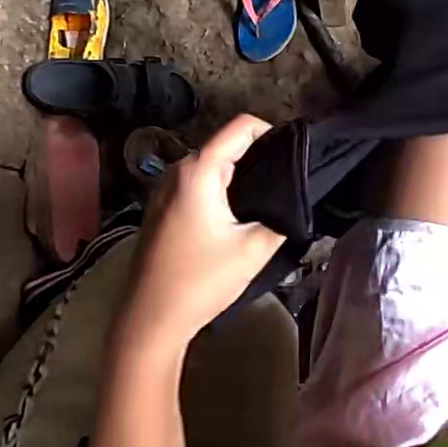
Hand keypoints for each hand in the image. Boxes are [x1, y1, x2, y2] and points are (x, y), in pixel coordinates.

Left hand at [122, 114, 286, 349]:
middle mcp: (178, 171)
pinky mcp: (162, 207)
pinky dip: (223, 186)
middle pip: (226, 143)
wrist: (150, 319)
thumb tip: (297, 200)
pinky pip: (199, 182)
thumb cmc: (202, 281)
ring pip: (213, 163)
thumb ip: (282, 217)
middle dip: (260, 153)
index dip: (273, 132)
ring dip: (241, 172)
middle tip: (289, 179)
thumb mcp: (255, 249)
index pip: (241, 127)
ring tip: (270, 196)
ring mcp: (165, 189)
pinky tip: (239, 213)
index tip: (295, 154)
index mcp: (199, 171)